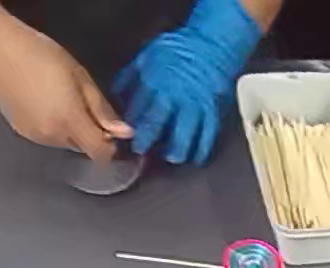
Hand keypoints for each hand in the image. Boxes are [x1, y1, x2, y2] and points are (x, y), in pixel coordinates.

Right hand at [0, 23, 132, 160]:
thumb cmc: (38, 54)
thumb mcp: (79, 77)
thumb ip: (103, 110)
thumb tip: (125, 133)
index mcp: (70, 121)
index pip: (101, 154)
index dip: (110, 145)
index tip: (109, 129)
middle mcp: (54, 136)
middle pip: (84, 148)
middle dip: (89, 133)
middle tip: (79, 104)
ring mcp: (37, 137)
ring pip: (67, 143)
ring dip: (71, 130)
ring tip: (57, 100)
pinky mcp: (23, 133)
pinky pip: (49, 138)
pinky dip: (53, 128)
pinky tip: (43, 104)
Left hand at [113, 0, 261, 164]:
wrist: (210, 47)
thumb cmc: (177, 52)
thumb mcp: (147, 56)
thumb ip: (132, 77)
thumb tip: (118, 95)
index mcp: (155, 81)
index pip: (138, 108)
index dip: (131, 124)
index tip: (126, 135)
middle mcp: (174, 96)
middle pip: (157, 124)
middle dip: (147, 141)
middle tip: (141, 152)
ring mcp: (194, 107)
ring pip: (183, 136)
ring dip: (176, 151)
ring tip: (171, 158)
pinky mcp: (211, 114)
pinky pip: (207, 138)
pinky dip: (201, 151)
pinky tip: (195, 158)